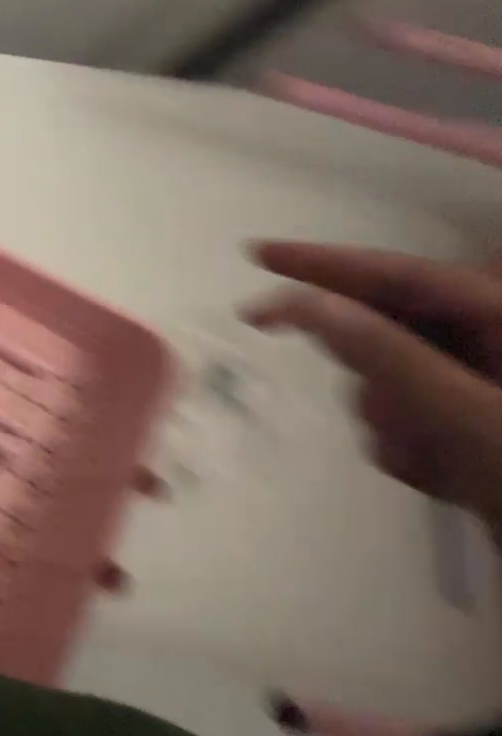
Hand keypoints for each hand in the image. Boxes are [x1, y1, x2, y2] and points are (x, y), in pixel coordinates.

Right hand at [243, 241, 501, 530]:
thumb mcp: (474, 421)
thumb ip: (390, 358)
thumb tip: (308, 304)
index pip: (409, 277)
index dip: (331, 262)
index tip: (258, 255)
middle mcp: (500, 352)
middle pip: (393, 327)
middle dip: (362, 360)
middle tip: (310, 366)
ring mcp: (487, 394)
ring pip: (391, 377)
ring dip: (388, 415)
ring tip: (428, 460)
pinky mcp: (477, 430)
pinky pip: (406, 417)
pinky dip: (404, 445)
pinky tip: (440, 480)